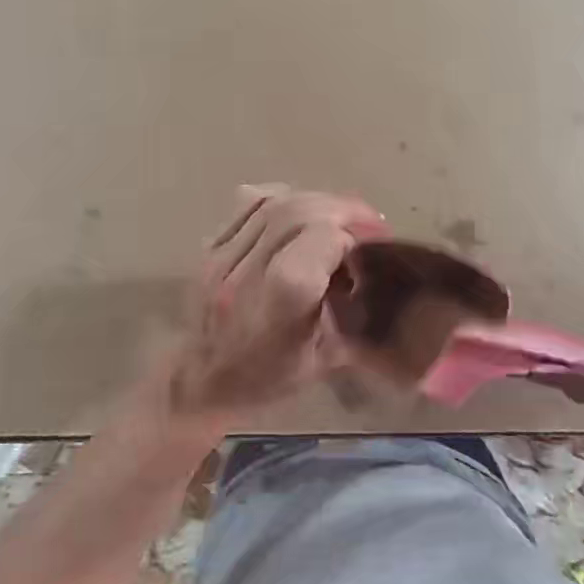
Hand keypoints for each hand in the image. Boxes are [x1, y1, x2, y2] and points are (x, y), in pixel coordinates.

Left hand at [166, 185, 385, 421]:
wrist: (204, 384)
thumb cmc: (271, 378)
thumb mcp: (326, 358)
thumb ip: (352, 313)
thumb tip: (380, 270)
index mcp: (280, 306)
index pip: (320, 239)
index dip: (353, 233)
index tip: (373, 244)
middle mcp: (246, 275)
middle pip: (297, 213)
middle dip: (341, 209)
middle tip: (367, 222)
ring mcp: (220, 259)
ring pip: (273, 203)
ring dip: (315, 201)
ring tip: (339, 215)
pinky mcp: (207, 250)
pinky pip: (248, 204)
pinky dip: (283, 199)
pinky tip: (302, 213)